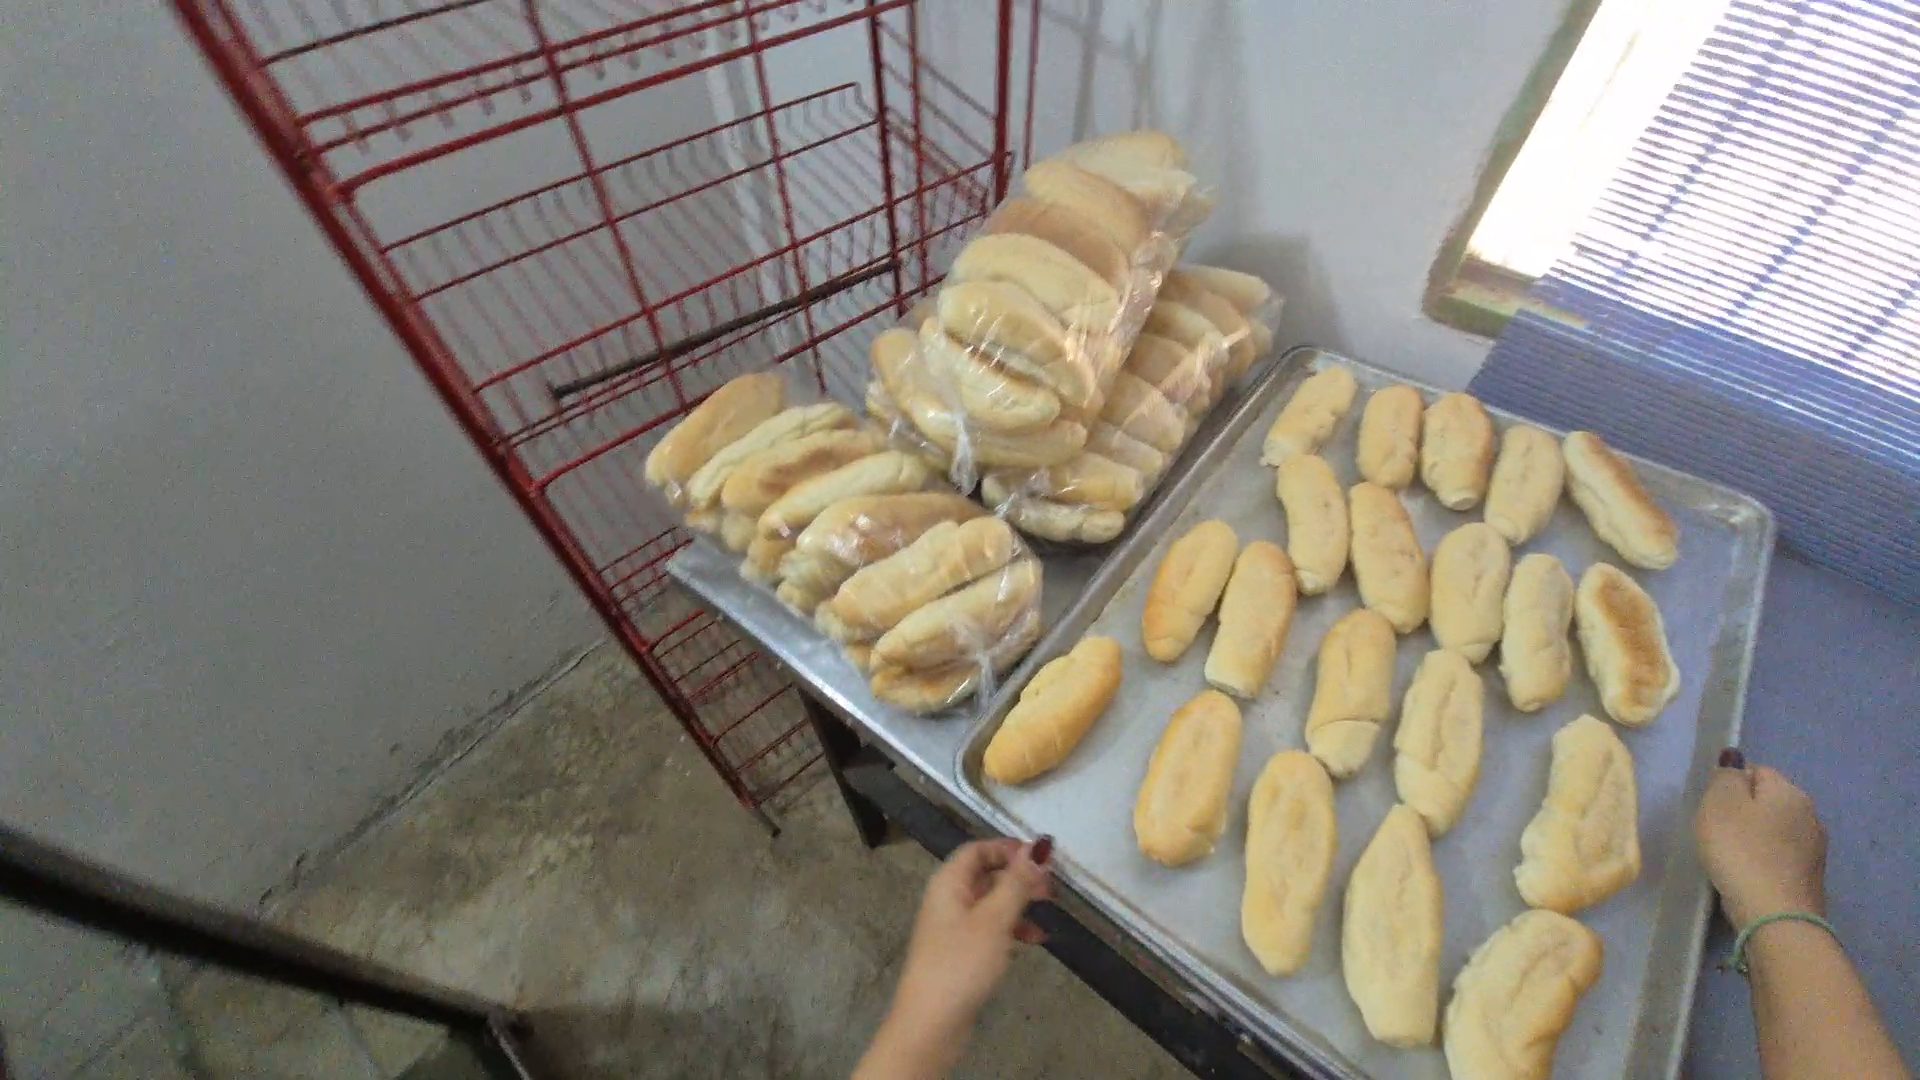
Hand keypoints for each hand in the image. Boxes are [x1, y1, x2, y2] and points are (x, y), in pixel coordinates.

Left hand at [857, 838, 1051, 1079]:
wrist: (931, 1025)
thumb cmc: (961, 962)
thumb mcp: (994, 919)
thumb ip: (1016, 883)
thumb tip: (1036, 847)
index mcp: (949, 882)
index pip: (978, 849)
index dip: (1007, 848)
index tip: (1039, 856)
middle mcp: (949, 898)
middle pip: (986, 875)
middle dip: (1019, 877)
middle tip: (1051, 885)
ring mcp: (954, 927)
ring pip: (991, 903)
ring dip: (1019, 904)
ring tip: (1049, 911)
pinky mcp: (961, 953)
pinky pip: (990, 928)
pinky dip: (1012, 929)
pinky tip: (1034, 940)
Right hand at [1694, 750, 1827, 929]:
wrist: (1773, 908)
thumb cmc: (1739, 846)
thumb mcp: (1719, 802)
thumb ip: (1726, 775)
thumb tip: (1734, 759)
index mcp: (1790, 793)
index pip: (1756, 770)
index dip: (1729, 782)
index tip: (1711, 803)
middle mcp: (1811, 814)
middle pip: (1766, 797)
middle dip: (1741, 805)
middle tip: (1715, 823)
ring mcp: (1814, 845)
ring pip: (1773, 823)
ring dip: (1751, 829)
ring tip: (1728, 845)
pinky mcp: (1808, 869)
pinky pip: (1778, 846)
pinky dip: (1761, 849)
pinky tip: (1746, 863)